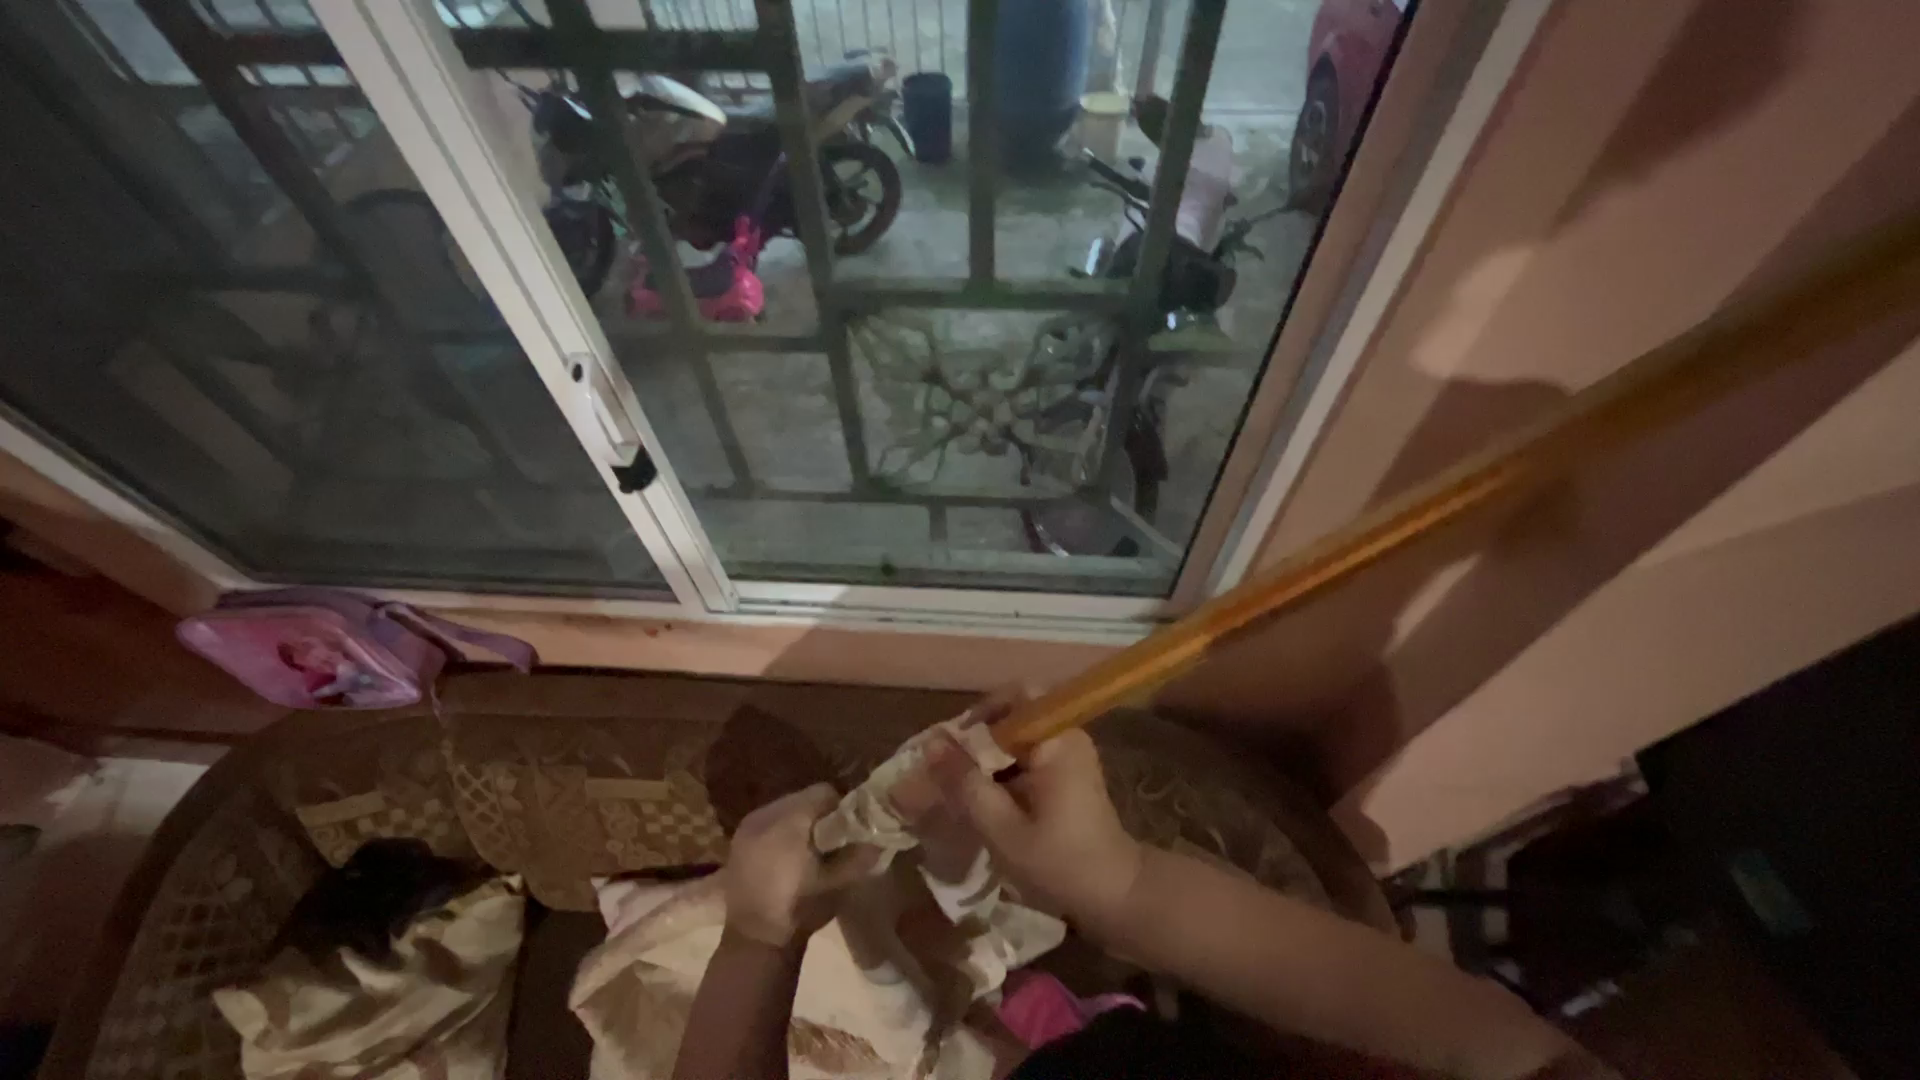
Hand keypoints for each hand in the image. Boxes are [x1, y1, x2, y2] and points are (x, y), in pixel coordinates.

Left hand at [722, 783, 878, 948]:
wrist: (755, 942)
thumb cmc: (801, 909)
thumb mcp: (839, 882)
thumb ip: (861, 854)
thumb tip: (880, 837)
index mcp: (790, 819)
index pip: (824, 793)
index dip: (841, 809)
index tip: (849, 832)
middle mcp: (765, 814)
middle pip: (803, 799)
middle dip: (820, 816)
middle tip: (832, 843)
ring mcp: (748, 826)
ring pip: (785, 809)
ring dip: (801, 823)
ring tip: (810, 851)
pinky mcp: (739, 841)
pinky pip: (769, 823)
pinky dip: (783, 832)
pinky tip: (789, 857)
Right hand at [924, 728, 1144, 940]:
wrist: (1117, 895)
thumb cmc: (1060, 862)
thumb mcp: (1002, 829)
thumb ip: (966, 784)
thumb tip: (932, 743)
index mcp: (1056, 741)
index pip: (1016, 697)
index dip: (980, 713)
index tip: (953, 744)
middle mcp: (1066, 737)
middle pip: (1014, 715)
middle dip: (978, 739)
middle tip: (949, 769)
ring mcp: (1070, 755)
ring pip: (1018, 738)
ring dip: (988, 757)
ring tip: (960, 787)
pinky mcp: (1068, 774)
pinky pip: (1028, 756)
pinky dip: (1004, 771)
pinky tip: (985, 800)